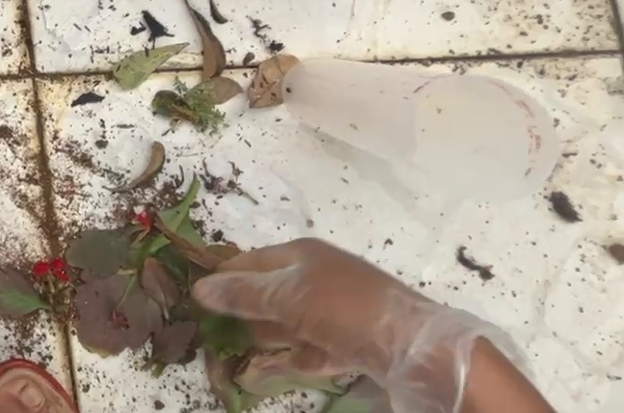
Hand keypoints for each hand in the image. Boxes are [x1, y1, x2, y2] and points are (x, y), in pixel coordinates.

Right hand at [193, 239, 536, 412]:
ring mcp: (341, 310)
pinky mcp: (358, 342)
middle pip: (270, 290)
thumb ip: (241, 294)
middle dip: (242, 309)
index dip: (222, 276)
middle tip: (214, 328)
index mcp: (301, 254)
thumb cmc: (345, 310)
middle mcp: (319, 276)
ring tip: (237, 352)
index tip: (196, 296)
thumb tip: (197, 289)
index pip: (248, 261)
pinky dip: (293, 356)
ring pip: (291, 320)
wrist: (427, 353)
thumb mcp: (286, 298)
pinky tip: (273, 369)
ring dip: (265, 335)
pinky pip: (314, 345)